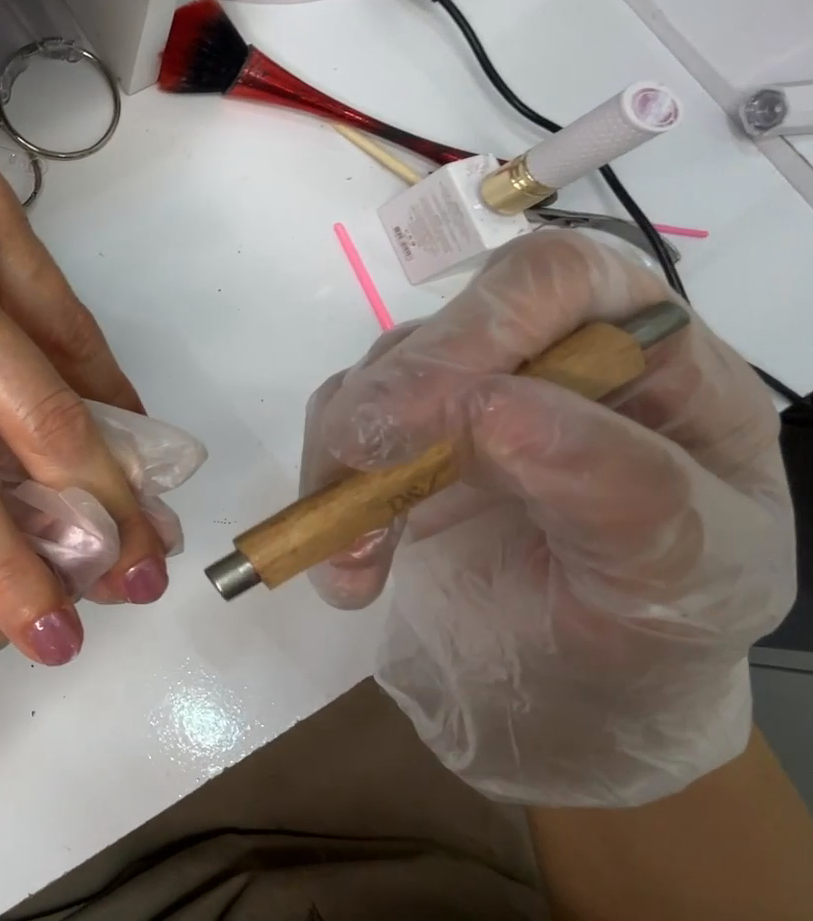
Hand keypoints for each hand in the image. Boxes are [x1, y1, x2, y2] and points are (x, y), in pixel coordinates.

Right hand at [300, 231, 794, 805]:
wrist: (549, 707)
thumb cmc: (637, 644)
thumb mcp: (670, 582)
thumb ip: (614, 488)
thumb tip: (493, 404)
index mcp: (652, 373)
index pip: (561, 282)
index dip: (482, 323)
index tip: (419, 412)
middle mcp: (546, 369)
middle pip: (445, 323)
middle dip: (389, 397)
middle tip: (356, 468)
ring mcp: (457, 406)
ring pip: (371, 379)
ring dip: (343, 463)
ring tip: (359, 558)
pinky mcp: (388, 448)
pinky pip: (331, 435)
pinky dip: (319, 497)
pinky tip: (349, 567)